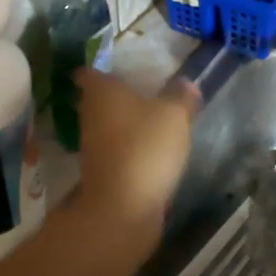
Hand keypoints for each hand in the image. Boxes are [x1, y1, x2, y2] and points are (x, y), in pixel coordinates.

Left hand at [73, 69, 200, 231]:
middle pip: (96, 99)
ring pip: (105, 125)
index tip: (115, 67)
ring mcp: (91, 146)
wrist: (123, 208)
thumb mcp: (175, 115)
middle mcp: (89, 115)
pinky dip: (127, 146)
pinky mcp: (100, 172)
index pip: (89, 72)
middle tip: (140, 90)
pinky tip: (149, 149)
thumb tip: (186, 83)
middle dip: (114, 96)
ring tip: (149, 119)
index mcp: (101, 92)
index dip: (99, 68)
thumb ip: (181, 96)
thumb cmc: (145, 147)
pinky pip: (114, 149)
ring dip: (122, 122)